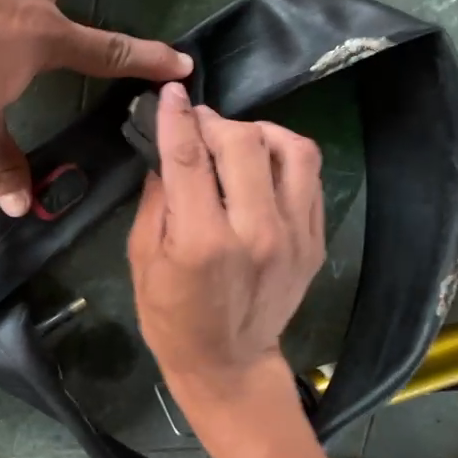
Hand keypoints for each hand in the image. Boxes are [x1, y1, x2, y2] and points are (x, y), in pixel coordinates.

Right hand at [128, 83, 325, 409]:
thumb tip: (166, 154)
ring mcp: (294, 236)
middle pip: (242, 143)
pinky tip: (261, 164)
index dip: (177, 118)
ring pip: (290, 149)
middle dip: (214, 121)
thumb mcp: (142, 261)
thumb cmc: (171, 318)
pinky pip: (309, 175)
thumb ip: (155, 203)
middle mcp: (254, 232)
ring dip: (257, 132)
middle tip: (196, 123)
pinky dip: (283, 156)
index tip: (169, 94)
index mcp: (201, 242)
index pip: (189, 158)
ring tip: (236, 140)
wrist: (229, 364)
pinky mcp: (315, 240)